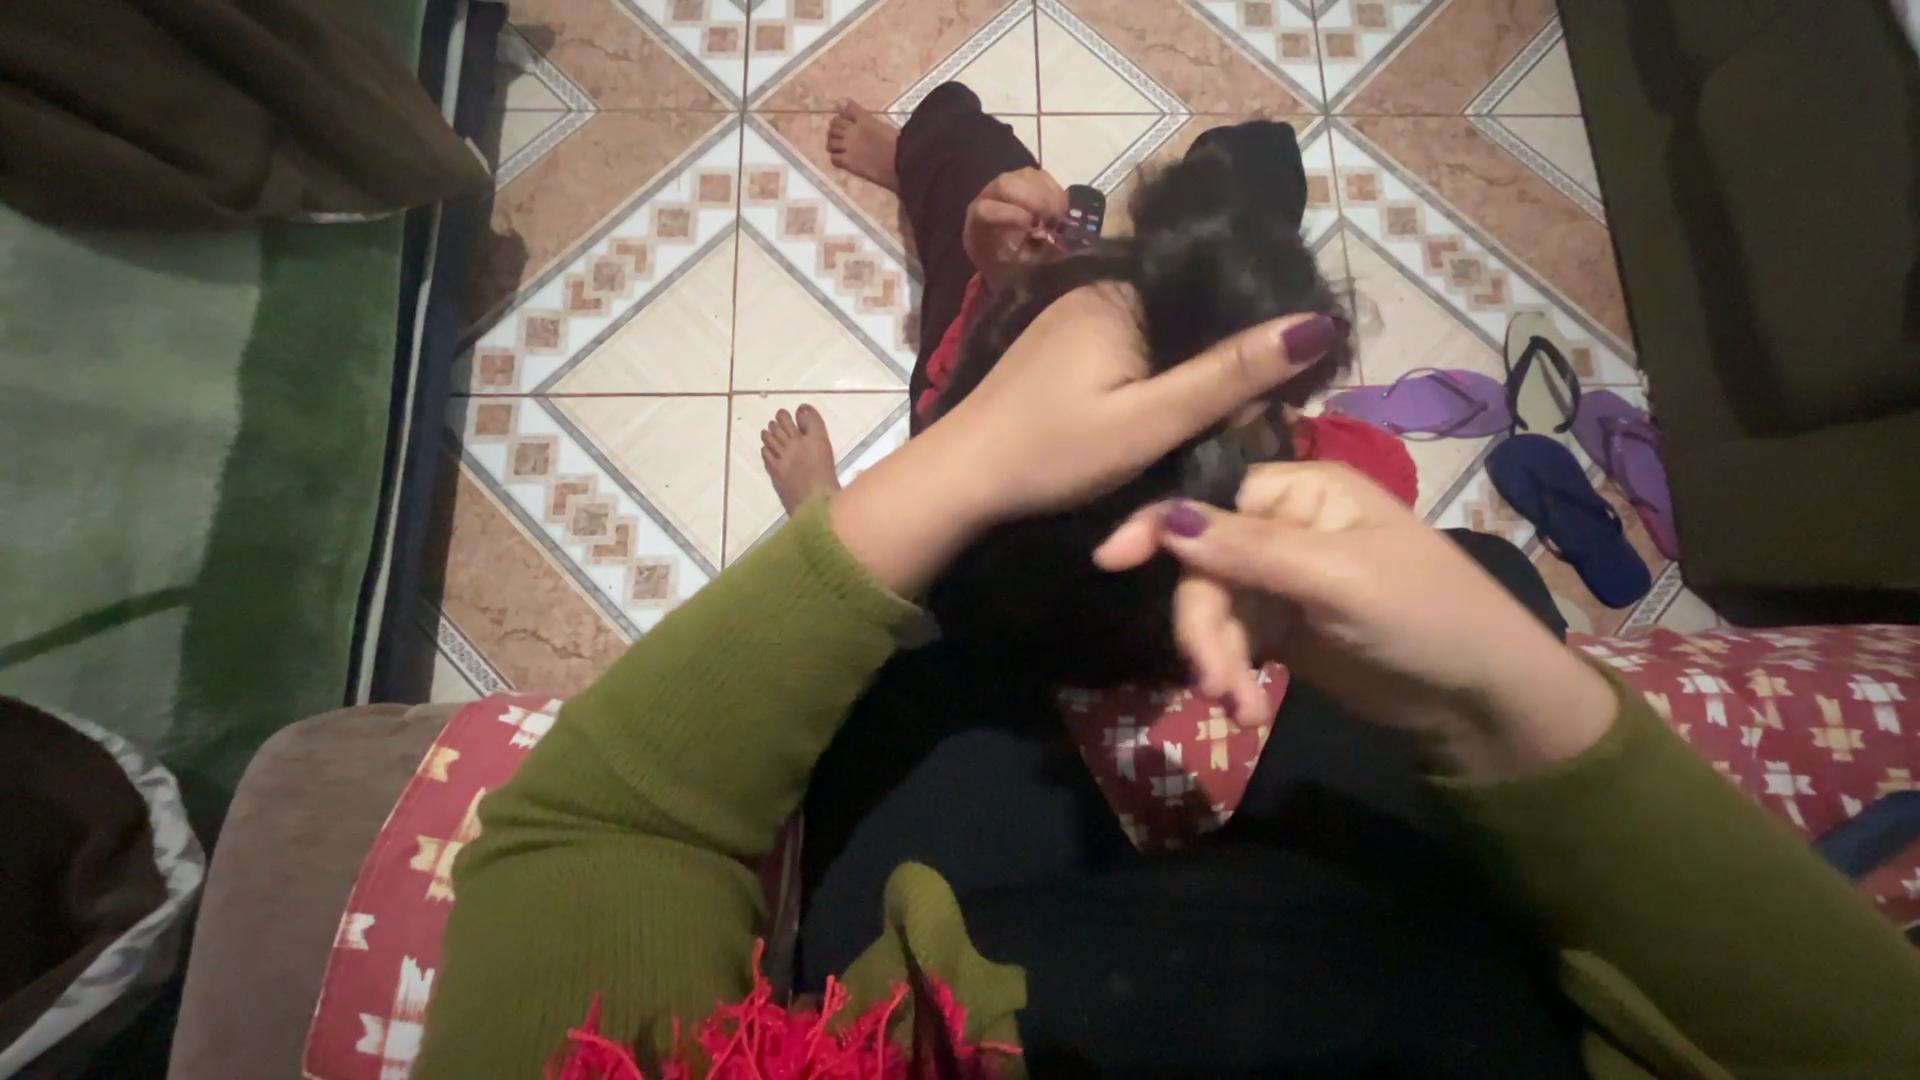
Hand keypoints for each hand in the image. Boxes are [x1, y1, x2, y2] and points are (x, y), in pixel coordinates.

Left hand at [830, 285, 1338, 595]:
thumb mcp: (1149, 422)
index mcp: (1128, 294)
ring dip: (1183, 375)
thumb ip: (1227, 376)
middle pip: (1190, 317)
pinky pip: (1127, 347)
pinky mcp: (1060, 342)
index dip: (1254, 347)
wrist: (962, 475)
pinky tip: (1147, 413)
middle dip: (1217, 366)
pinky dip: (1148, 376)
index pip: (1221, 298)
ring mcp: (1076, 312)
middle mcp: (1102, 287)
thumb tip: (1316, 324)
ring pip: (1160, 335)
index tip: (1266, 403)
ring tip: (1190, 426)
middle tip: (1225, 427)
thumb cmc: (1053, 453)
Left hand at [962, 168, 1068, 287]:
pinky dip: (1055, 191)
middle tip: (1053, 218)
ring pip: (1025, 177)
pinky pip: (1041, 177)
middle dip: (1033, 199)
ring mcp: (1007, 185)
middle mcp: (988, 198)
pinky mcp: (1025, 181)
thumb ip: (1028, 260)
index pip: (985, 210)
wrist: (1005, 257)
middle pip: (1005, 185)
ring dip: (1047, 195)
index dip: (1010, 215)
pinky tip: (1062, 210)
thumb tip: (1053, 247)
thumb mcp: (1012, 273)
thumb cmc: (1006, 268)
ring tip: (1060, 216)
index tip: (1033, 228)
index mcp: (977, 224)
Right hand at [1095, 463, 1617, 779]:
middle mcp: (1280, 527)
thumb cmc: (1428, 616)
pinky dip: (1231, 676)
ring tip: (1240, 708)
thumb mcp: (1337, 578)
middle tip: (1213, 683)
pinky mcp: (1276, 626)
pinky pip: (1228, 643)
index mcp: (1300, 493)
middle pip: (1203, 567)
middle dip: (1203, 628)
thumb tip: (1165, 518)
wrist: (1480, 701)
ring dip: (1217, 662)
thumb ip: (1248, 549)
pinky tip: (1248, 709)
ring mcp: (1276, 580)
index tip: (1110, 560)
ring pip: (1211, 611)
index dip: (1161, 529)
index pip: (1210, 502)